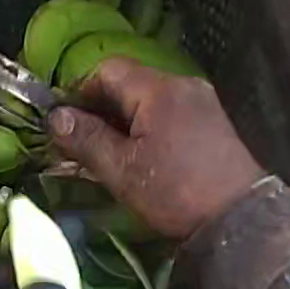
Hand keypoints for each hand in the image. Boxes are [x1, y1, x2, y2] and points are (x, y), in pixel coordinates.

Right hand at [48, 58, 266, 237]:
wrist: (234, 218)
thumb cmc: (173, 192)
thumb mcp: (121, 170)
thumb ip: (87, 139)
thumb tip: (55, 117)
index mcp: (158, 90)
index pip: (108, 70)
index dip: (79, 92)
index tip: (65, 125)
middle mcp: (182, 85)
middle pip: (129, 84)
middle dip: (99, 111)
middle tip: (80, 146)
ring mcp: (200, 103)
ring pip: (147, 102)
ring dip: (121, 123)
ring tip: (107, 157)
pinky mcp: (210, 124)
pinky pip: (167, 115)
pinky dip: (144, 130)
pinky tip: (139, 159)